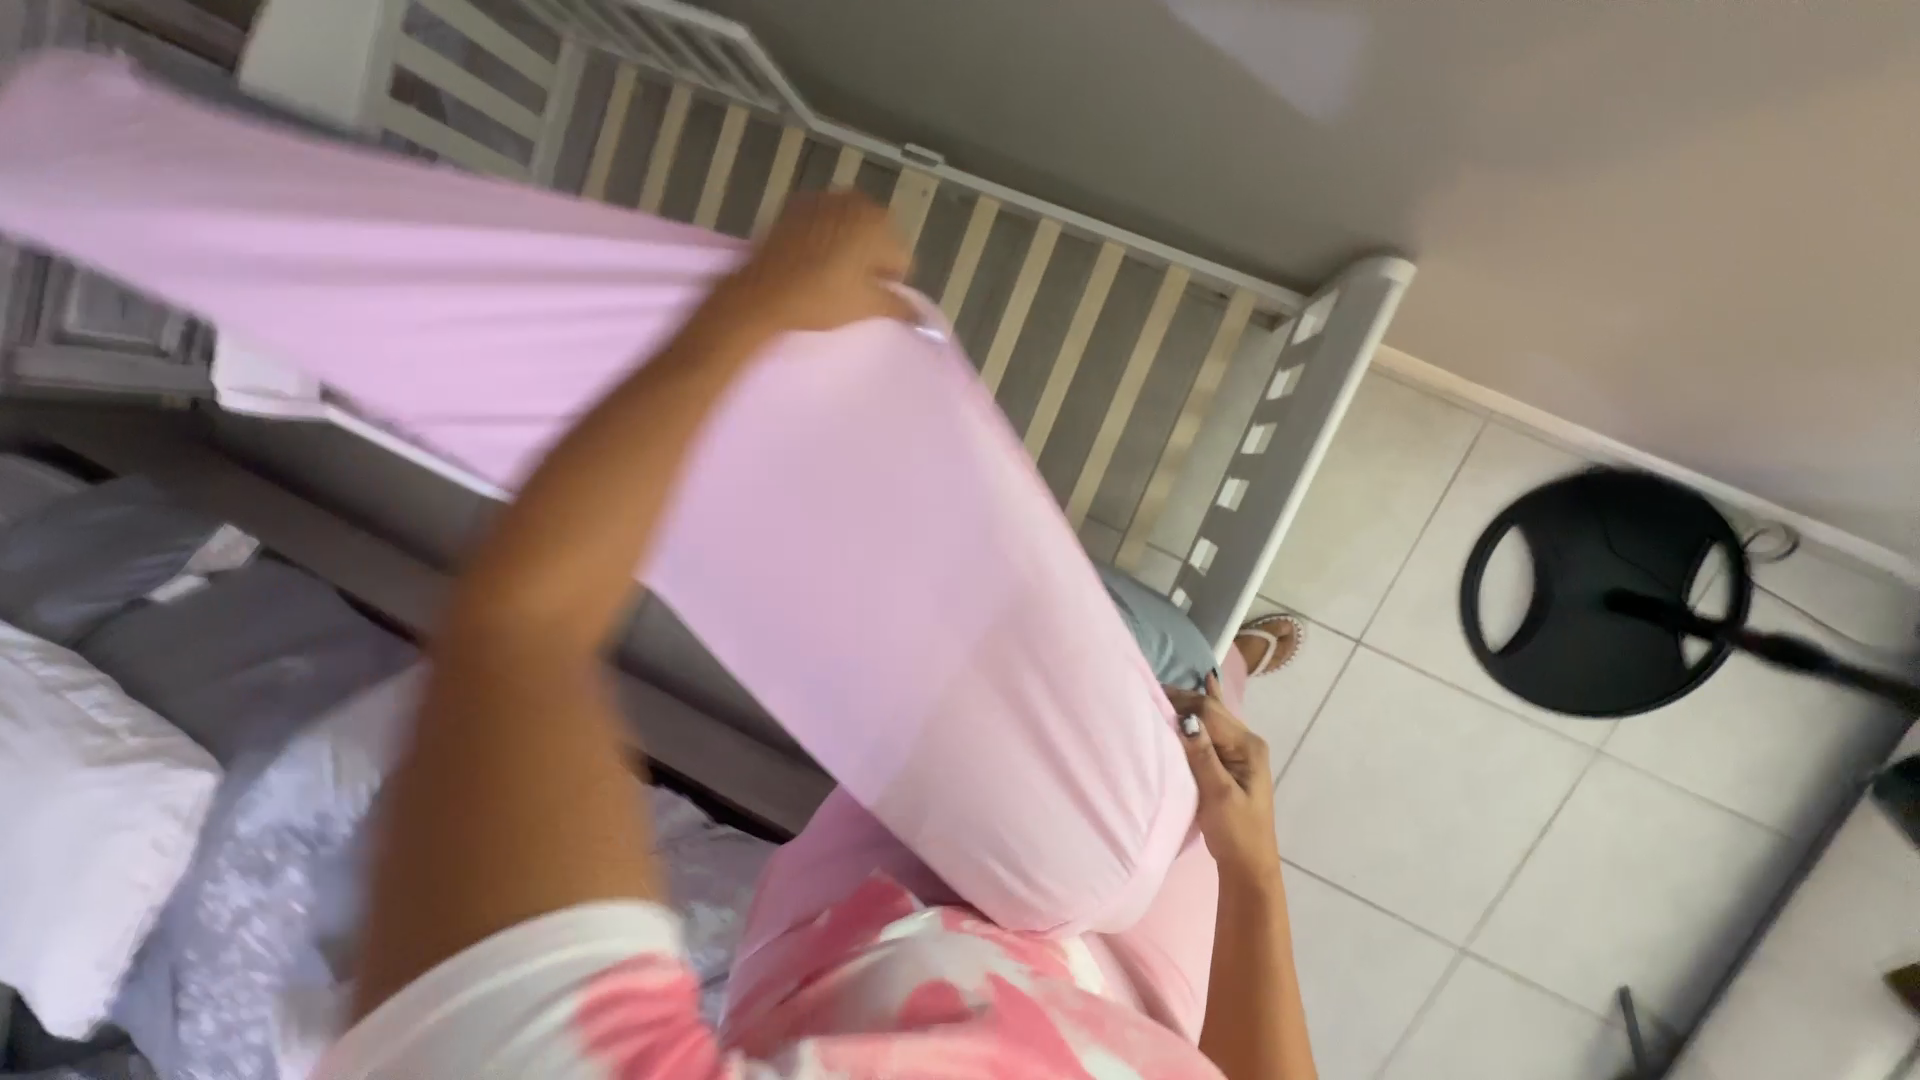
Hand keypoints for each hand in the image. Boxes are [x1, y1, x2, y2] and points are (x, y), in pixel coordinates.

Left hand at [709, 192, 914, 333]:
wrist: (762, 293)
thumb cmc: (821, 299)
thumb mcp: (867, 307)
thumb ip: (900, 307)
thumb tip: (921, 316)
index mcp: (879, 222)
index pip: (902, 258)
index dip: (891, 282)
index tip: (871, 298)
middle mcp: (856, 201)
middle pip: (879, 236)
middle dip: (872, 259)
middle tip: (853, 287)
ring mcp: (824, 198)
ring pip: (852, 226)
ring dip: (850, 246)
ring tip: (832, 275)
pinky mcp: (797, 204)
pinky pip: (825, 221)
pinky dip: (826, 236)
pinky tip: (813, 260)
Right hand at [1166, 675, 1283, 890]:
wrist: (1248, 864)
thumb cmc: (1235, 831)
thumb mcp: (1218, 794)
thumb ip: (1202, 755)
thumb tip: (1186, 719)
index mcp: (1247, 746)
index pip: (1209, 711)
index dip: (1181, 702)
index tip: (1149, 697)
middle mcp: (1246, 741)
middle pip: (1210, 709)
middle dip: (1181, 699)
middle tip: (1147, 692)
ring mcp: (1240, 749)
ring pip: (1210, 716)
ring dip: (1187, 704)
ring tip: (1160, 692)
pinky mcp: (1230, 759)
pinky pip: (1214, 726)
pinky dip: (1205, 708)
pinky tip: (1207, 682)